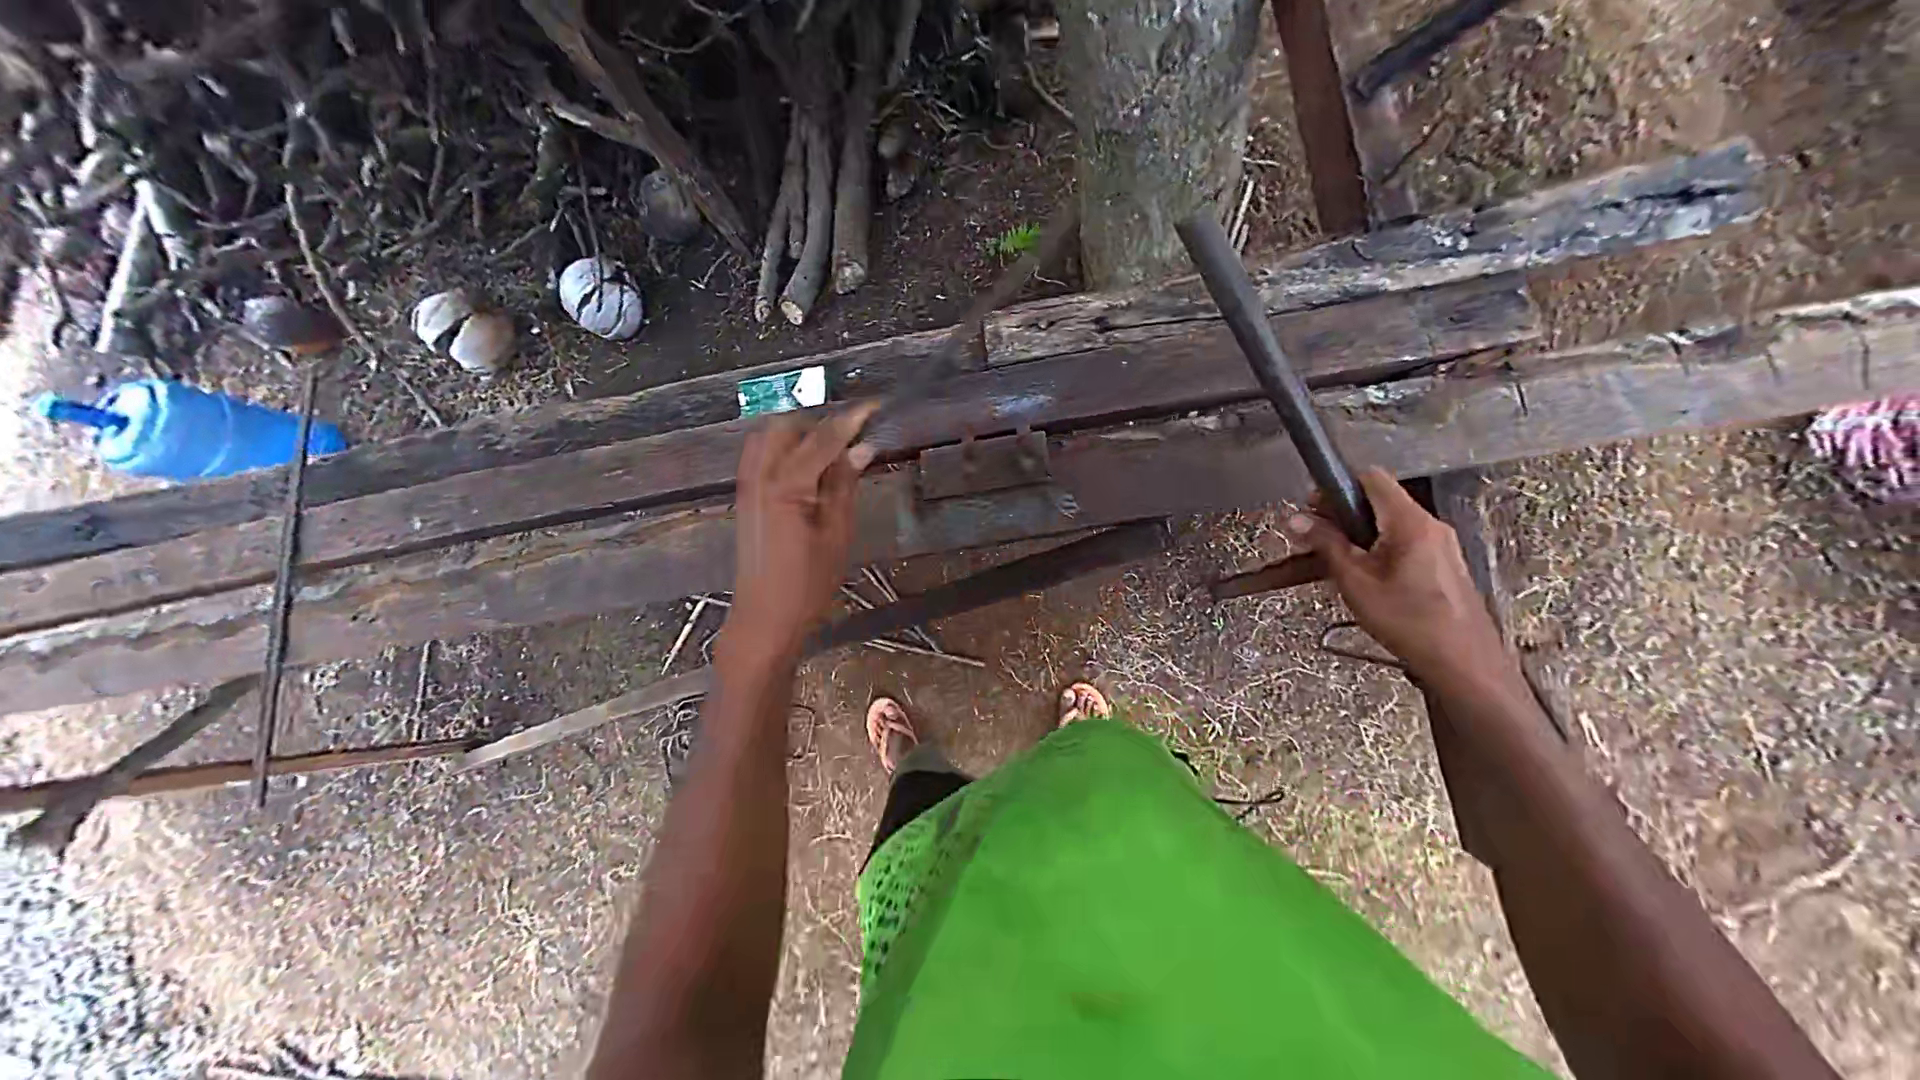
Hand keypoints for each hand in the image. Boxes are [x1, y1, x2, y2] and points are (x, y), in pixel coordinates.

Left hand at [721, 402, 878, 666]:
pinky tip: (804, 461)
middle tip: (853, 432)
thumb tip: (861, 448)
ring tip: (830, 445)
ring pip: (769, 435)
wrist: (765, 618)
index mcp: (787, 485)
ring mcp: (747, 484)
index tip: (875, 405)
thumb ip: (844, 485)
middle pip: (788, 425)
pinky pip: (759, 453)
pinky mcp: (744, 496)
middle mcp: (761, 476)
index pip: (823, 438)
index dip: (851, 419)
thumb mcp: (837, 535)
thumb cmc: (807, 584)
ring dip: (799, 430)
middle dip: (821, 420)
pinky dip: (781, 445)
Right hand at [1285, 469, 1510, 685]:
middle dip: (1342, 514)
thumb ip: (1326, 544)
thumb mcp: (1355, 581)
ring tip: (1333, 561)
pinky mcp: (1442, 563)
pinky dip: (1376, 549)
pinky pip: (1402, 542)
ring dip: (1356, 534)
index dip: (1337, 487)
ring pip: (1388, 523)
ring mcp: (1440, 544)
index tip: (1313, 509)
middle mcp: (1430, 525)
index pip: (1371, 479)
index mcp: (1410, 522)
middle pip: (1379, 501)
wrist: (1461, 661)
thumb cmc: (1407, 620)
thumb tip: (1296, 519)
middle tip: (1314, 538)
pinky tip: (1361, 576)